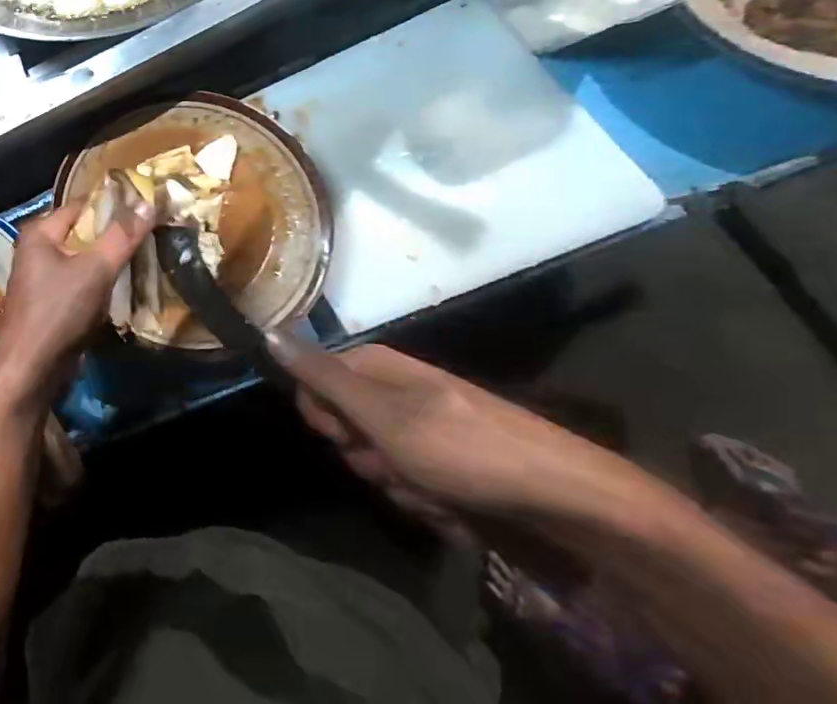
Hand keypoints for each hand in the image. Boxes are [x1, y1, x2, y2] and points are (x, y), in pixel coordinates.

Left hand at [0, 197, 154, 406]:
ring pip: (83, 260)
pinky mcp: (50, 302)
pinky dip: (99, 283)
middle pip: (82, 233)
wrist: (31, 368)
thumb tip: (147, 202)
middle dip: (114, 235)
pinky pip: (80, 282)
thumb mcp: (95, 270)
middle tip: (152, 233)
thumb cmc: (59, 311)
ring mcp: (41, 277)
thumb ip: (122, 236)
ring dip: (109, 261)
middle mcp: (36, 250)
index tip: (147, 207)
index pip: (81, 206)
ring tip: (144, 257)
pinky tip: (123, 287)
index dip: (113, 204)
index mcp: (38, 233)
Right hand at [283, 343, 669, 536]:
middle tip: (396, 464)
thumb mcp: (381, 413)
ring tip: (435, 491)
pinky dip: (425, 496)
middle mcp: (395, 390)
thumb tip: (268, 331)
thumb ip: (321, 376)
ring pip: (375, 459)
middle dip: (365, 455)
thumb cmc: (463, 449)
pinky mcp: (447, 459)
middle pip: (342, 425)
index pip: (312, 383)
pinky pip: (410, 479)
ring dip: (398, 482)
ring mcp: (423, 426)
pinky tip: (453, 504)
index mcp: (376, 367)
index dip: (322, 415)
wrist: (568, 499)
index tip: (347, 435)